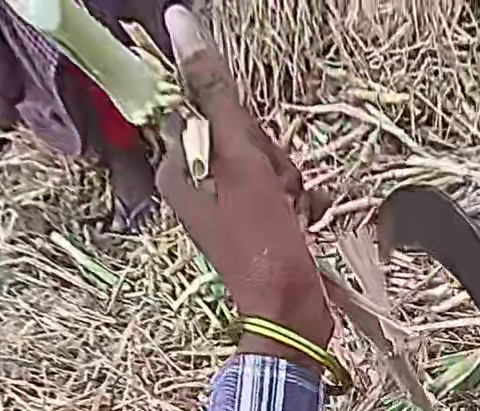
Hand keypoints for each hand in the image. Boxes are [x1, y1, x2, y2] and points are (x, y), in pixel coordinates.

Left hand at [158, 8, 332, 357]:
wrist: (290, 313)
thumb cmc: (261, 243)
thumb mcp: (239, 162)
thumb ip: (214, 95)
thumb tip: (181, 22)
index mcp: (179, 169)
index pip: (209, 110)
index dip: (241, 128)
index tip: (254, 157)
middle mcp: (198, 186)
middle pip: (240, 136)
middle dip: (269, 159)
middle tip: (276, 191)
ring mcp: (229, 208)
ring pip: (267, 162)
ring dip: (288, 182)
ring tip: (291, 213)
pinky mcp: (257, 225)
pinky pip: (280, 191)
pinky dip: (296, 203)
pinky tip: (301, 222)